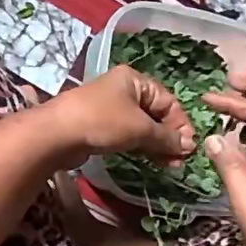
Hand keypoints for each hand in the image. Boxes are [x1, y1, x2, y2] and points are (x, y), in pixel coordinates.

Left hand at [43, 65, 195, 165]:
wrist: (56, 134)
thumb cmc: (101, 122)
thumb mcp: (139, 128)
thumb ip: (166, 137)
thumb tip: (188, 145)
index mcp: (134, 80)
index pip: (169, 100)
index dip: (181, 124)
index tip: (189, 148)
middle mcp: (122, 90)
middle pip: (156, 113)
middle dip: (169, 137)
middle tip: (179, 161)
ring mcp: (110, 108)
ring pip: (142, 126)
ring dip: (156, 144)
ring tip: (168, 165)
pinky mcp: (100, 126)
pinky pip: (127, 134)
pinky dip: (140, 146)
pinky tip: (150, 161)